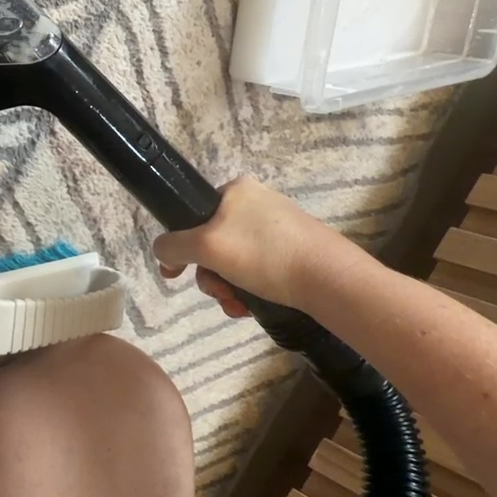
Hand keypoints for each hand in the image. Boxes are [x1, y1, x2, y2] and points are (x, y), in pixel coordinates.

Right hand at [151, 176, 367, 314]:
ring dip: (226, 286)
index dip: (180, 247)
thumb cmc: (264, 255)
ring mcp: (278, 227)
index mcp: (236, 190)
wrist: (332, 280)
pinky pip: (257, 269)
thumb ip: (171, 246)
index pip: (191, 215)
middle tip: (217, 292)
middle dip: (208, 274)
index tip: (177, 273)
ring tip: (237, 304)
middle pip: (210, 243)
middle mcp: (257, 203)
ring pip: (232, 260)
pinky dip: (248, 289)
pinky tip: (251, 306)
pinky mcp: (296, 250)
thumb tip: (164, 253)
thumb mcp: (203, 246)